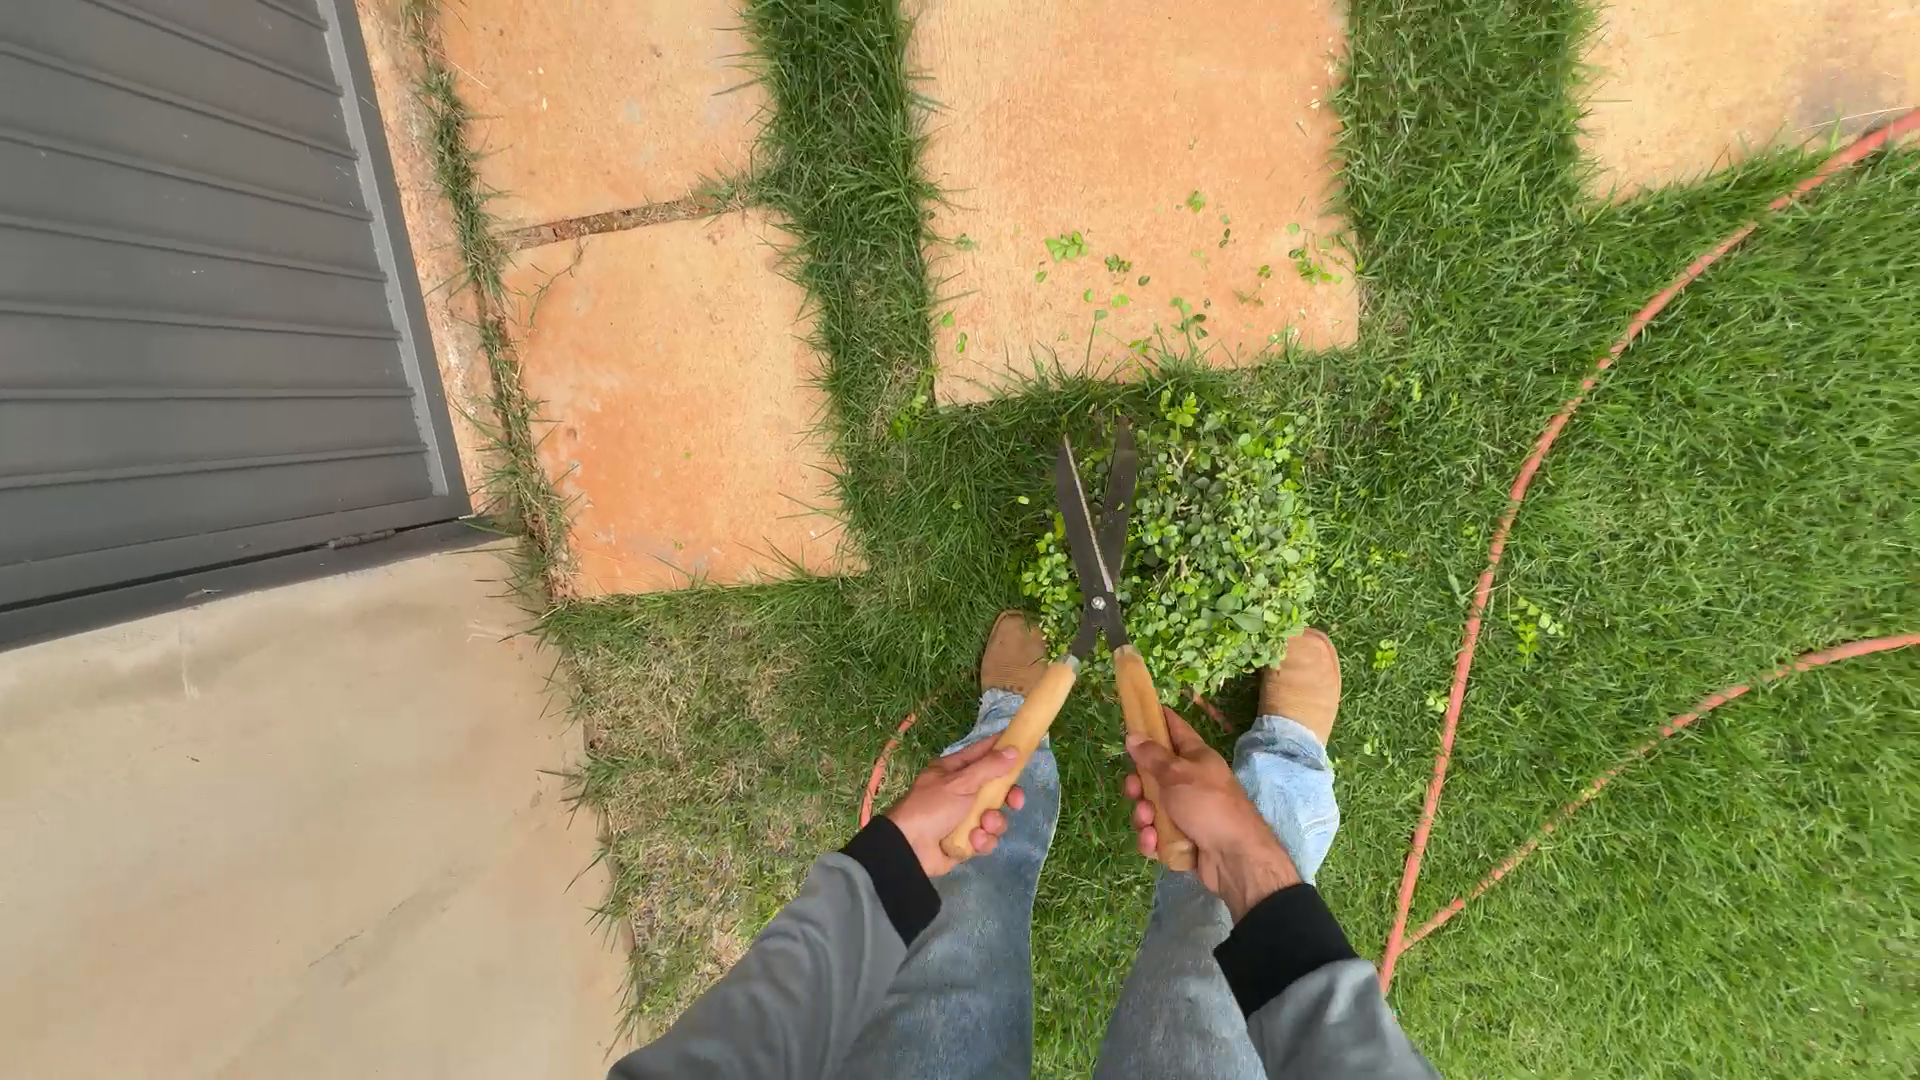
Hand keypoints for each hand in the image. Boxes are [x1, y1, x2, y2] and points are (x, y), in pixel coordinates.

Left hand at [886, 738, 1025, 876]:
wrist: (909, 849)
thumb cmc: (932, 807)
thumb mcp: (960, 783)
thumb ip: (989, 767)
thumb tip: (1014, 749)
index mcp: (954, 771)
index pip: (982, 753)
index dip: (1002, 749)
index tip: (1023, 746)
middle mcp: (961, 792)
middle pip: (995, 788)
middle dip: (1006, 796)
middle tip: (1015, 801)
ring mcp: (964, 817)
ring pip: (994, 815)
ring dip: (992, 821)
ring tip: (982, 825)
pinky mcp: (966, 841)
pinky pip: (985, 837)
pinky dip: (982, 840)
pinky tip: (973, 841)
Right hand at [1125, 706, 1301, 920]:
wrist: (1236, 859)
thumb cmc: (1208, 805)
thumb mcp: (1177, 774)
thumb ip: (1152, 756)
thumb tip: (1133, 735)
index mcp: (1197, 758)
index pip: (1175, 729)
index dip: (1156, 719)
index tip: (1136, 714)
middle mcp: (1192, 781)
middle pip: (1154, 774)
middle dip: (1139, 784)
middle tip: (1134, 790)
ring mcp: (1188, 811)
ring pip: (1152, 806)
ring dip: (1144, 815)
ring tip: (1148, 823)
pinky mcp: (1184, 838)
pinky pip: (1158, 832)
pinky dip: (1153, 838)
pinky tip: (1154, 843)